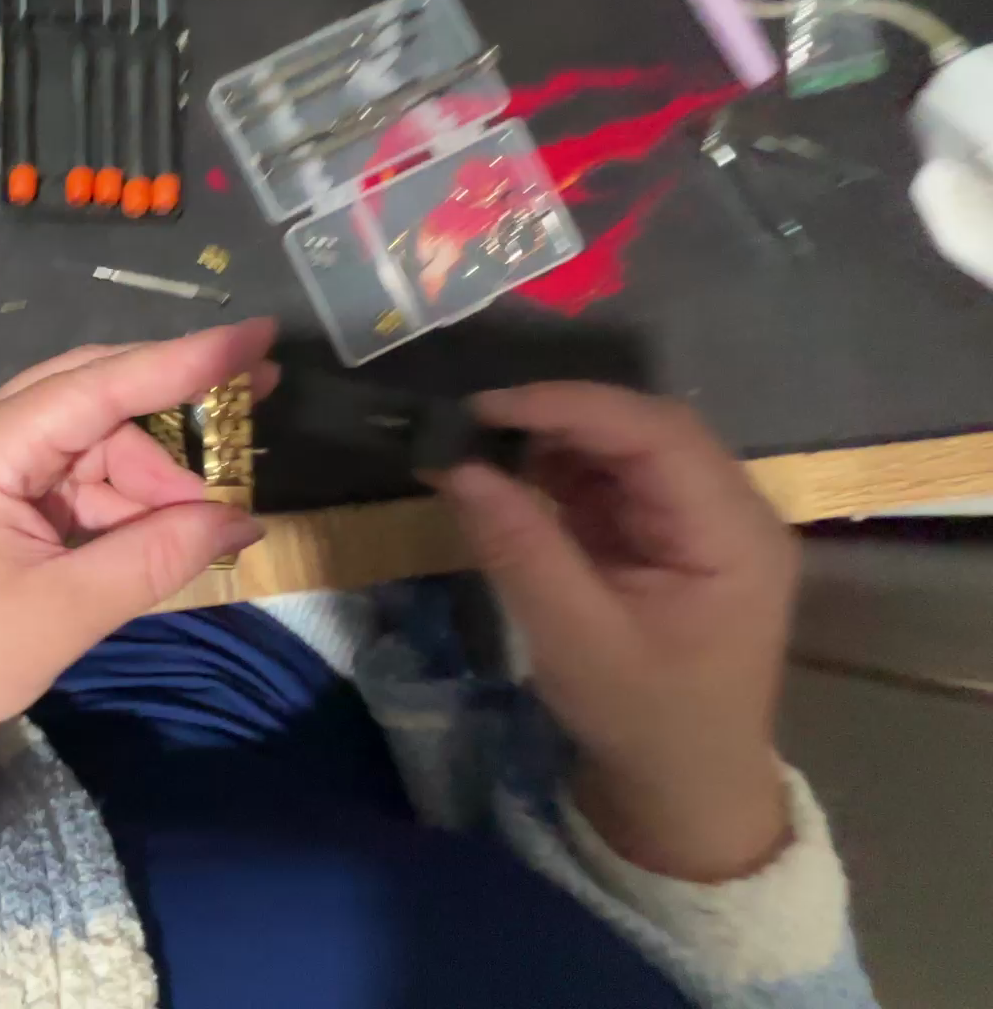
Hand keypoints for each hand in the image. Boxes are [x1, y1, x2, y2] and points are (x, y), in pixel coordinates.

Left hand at [0, 320, 278, 821]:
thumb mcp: (64, 611)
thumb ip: (156, 558)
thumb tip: (242, 521)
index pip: (99, 384)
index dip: (184, 360)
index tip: (257, 337)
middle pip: (97, 400)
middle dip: (178, 403)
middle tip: (258, 395)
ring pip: (96, 447)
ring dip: (155, 478)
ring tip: (214, 518)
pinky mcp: (6, 503)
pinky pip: (81, 484)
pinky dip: (127, 505)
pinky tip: (167, 531)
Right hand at [434, 383, 797, 882]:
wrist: (678, 777)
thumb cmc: (640, 714)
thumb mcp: (572, 636)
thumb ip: (518, 547)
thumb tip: (455, 468)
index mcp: (730, 533)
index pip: (658, 435)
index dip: (570, 407)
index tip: (485, 408)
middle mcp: (721, 511)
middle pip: (642, 430)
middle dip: (554, 417)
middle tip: (470, 422)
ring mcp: (687, 521)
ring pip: (617, 448)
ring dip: (546, 440)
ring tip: (474, 444)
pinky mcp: (651, 534)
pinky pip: (600, 480)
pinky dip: (546, 470)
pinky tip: (501, 474)